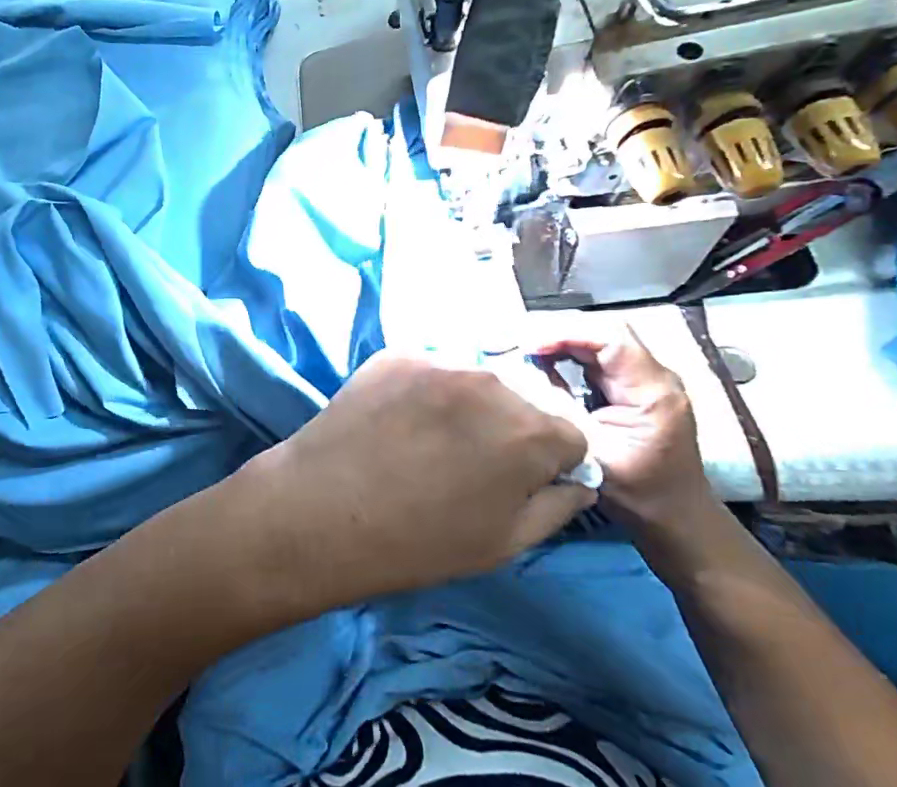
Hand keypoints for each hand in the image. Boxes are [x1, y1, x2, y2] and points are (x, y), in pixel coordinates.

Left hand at [220, 353, 596, 615]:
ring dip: (469, 404)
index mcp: (532, 432)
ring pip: (477, 380)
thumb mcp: (504, 543)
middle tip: (467, 460)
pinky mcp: (397, 353)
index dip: (548, 461)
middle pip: (525, 399)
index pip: (570, 433)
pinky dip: (425, 390)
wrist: (321, 510)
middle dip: (512, 426)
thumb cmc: (418, 542)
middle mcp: (493, 382)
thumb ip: (557, 505)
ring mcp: (441, 361)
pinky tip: (397, 419)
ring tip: (429, 438)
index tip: (514, 480)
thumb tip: (575, 478)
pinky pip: (431, 369)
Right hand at [533, 319, 714, 533]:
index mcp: (653, 391)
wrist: (675, 521)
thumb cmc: (638, 494)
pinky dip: (570, 357)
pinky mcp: (633, 390)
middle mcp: (655, 377)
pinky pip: (599, 360)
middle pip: (606, 333)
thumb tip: (520, 374)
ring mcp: (646, 381)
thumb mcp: (591, 453)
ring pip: (601, 342)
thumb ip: (560, 409)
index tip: (531, 347)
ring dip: (564, 343)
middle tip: (522, 345)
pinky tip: (544, 365)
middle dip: (561, 333)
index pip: (610, 338)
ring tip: (528, 352)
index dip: (567, 333)